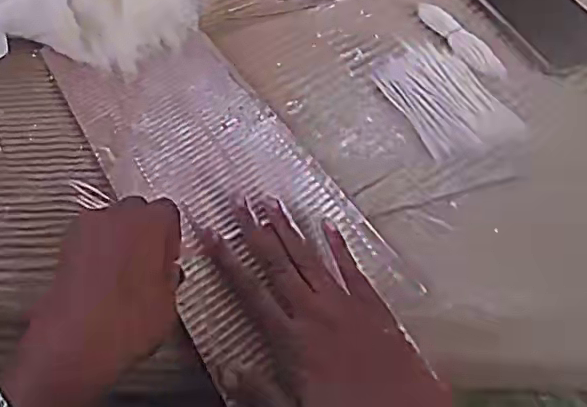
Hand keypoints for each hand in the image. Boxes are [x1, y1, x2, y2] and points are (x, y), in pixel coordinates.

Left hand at [0, 198, 182, 406]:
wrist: (79, 332)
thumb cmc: (127, 321)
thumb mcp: (167, 306)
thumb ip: (170, 277)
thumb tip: (166, 271)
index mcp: (151, 223)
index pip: (167, 211)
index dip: (170, 235)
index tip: (169, 256)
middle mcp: (120, 213)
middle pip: (138, 210)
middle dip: (143, 232)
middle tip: (147, 264)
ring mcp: (92, 221)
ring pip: (112, 221)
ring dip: (118, 238)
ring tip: (119, 274)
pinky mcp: (70, 234)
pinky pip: (91, 233)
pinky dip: (96, 247)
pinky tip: (98, 276)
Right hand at [202, 198, 447, 406]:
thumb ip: (262, 391)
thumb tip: (225, 369)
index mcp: (293, 340)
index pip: (250, 290)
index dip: (227, 259)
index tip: (210, 231)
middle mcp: (314, 314)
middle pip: (277, 263)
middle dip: (254, 229)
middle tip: (239, 199)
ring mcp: (346, 308)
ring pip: (309, 259)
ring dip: (288, 229)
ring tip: (270, 201)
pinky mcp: (376, 311)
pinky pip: (353, 271)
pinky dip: (339, 247)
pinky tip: (327, 224)